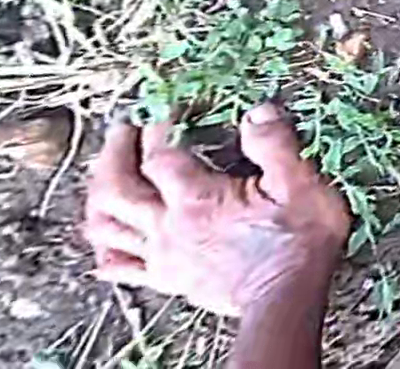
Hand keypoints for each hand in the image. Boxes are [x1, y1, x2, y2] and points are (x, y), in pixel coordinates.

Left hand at [83, 103, 349, 316]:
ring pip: (107, 228)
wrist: (288, 290)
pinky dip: (106, 250)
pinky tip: (107, 246)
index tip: (170, 108)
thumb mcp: (299, 180)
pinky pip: (122, 266)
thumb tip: (257, 110)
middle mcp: (170, 226)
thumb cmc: (300, 233)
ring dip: (99, 198)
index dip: (162, 130)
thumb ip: (274, 145)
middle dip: (114, 157)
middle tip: (121, 130)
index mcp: (200, 199)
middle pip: (118, 192)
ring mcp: (163, 255)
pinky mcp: (167, 277)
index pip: (164, 158)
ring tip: (105, 176)